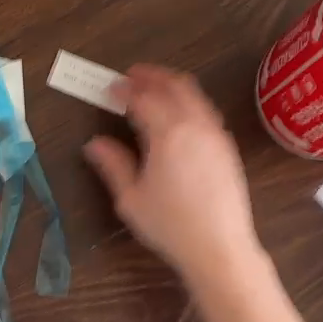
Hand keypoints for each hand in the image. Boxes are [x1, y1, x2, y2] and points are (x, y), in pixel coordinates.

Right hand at [83, 66, 263, 283]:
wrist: (218, 245)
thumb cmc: (169, 225)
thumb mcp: (131, 199)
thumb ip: (113, 166)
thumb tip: (95, 144)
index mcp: (166, 134)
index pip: (142, 99)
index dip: (124, 90)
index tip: (110, 88)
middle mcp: (194, 125)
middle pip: (173, 86)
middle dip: (150, 77)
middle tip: (131, 75)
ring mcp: (215, 134)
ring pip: (194, 95)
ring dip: (172, 85)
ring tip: (155, 87)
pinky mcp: (227, 147)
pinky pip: (206, 110)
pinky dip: (189, 101)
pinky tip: (179, 115)